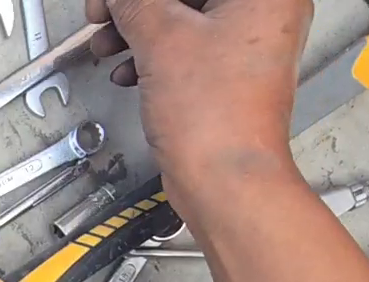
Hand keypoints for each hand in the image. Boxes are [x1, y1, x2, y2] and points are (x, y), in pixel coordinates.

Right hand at [87, 0, 313, 206]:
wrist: (224, 178)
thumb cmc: (213, 115)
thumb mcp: (162, 43)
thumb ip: (136, 4)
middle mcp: (265, 8)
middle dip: (138, 5)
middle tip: (103, 14)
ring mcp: (248, 45)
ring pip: (186, 19)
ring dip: (139, 30)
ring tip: (106, 45)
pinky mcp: (228, 77)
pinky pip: (189, 50)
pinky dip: (155, 55)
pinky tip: (127, 71)